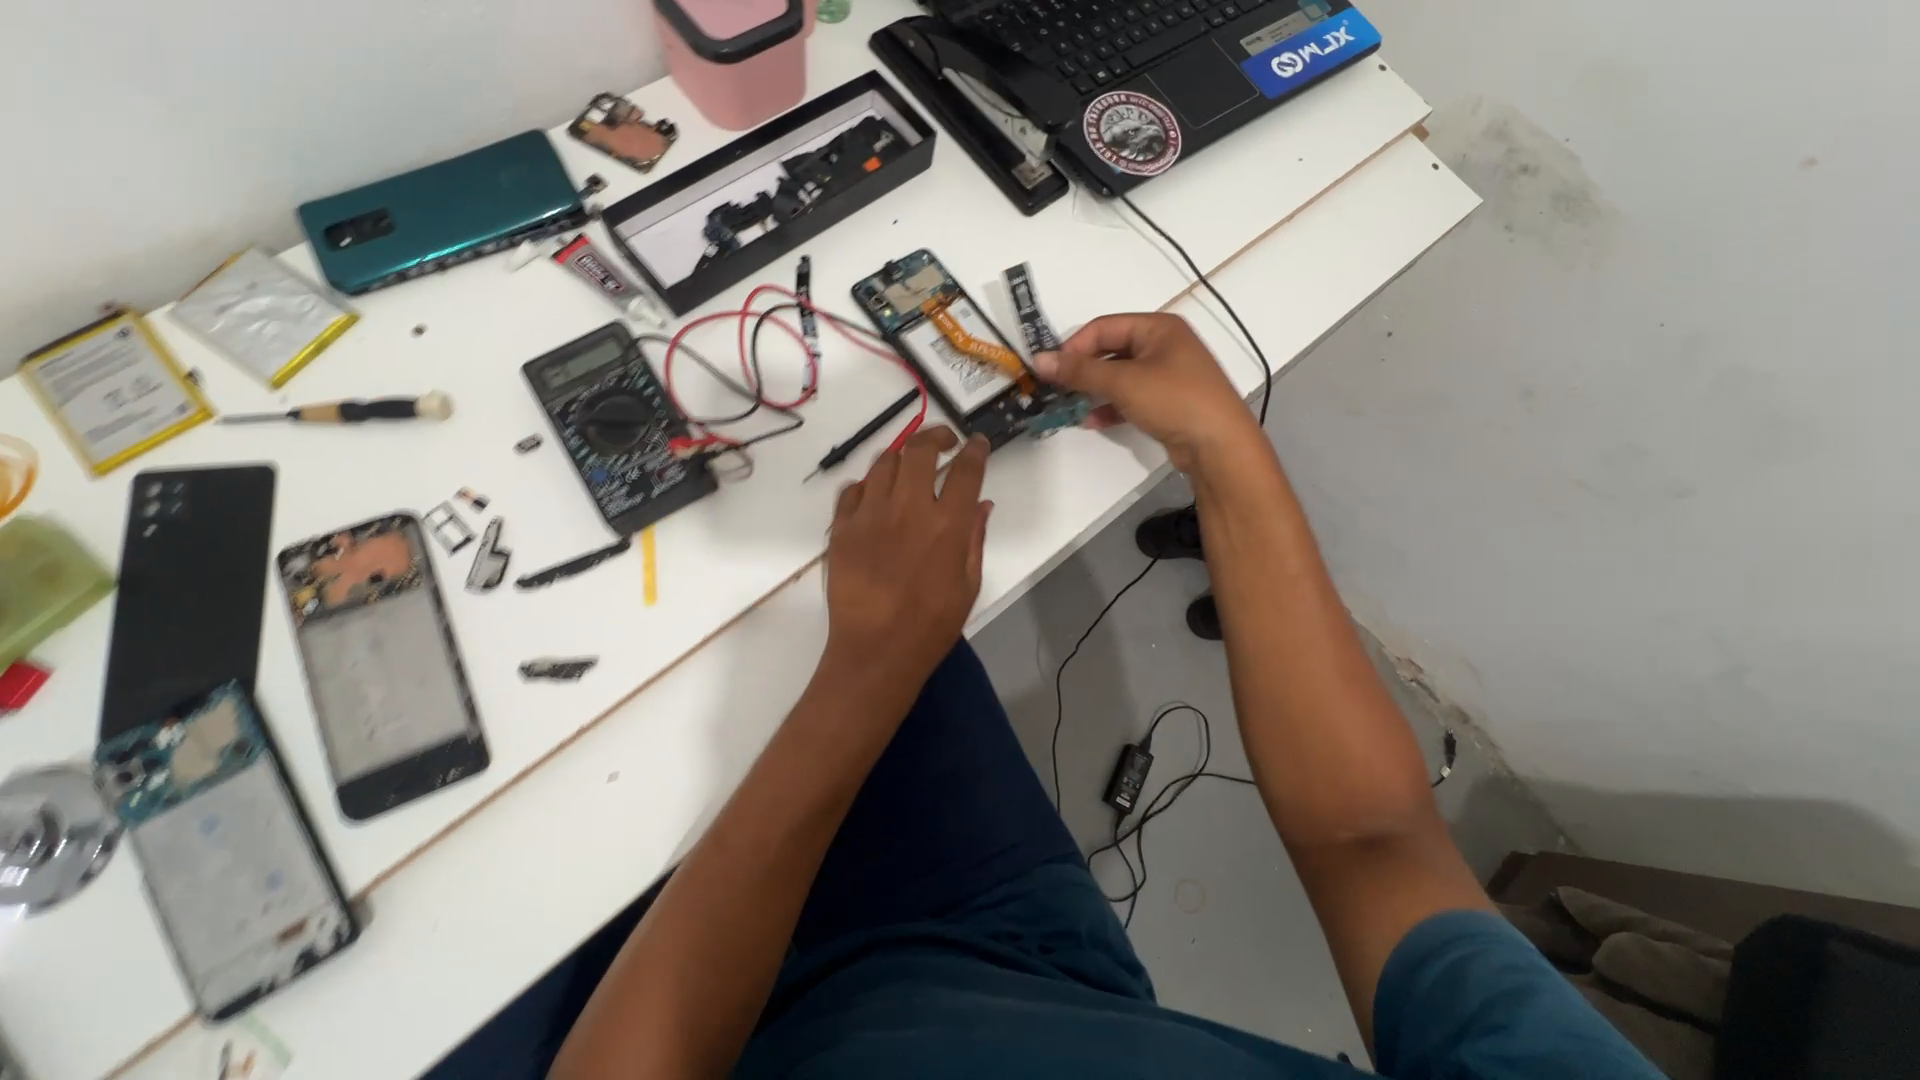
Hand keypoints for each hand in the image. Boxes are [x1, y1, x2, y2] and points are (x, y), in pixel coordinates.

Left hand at [823, 426, 991, 693]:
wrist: (875, 649)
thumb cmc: (930, 625)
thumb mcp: (968, 585)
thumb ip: (974, 539)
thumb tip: (982, 504)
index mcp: (947, 524)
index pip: (965, 469)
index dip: (974, 450)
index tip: (977, 444)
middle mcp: (908, 509)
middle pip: (919, 450)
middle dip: (935, 436)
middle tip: (943, 442)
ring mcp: (870, 515)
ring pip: (883, 462)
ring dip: (901, 457)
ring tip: (909, 467)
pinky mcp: (842, 528)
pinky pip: (853, 489)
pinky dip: (868, 484)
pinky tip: (876, 496)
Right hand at [1034, 314, 1257, 471]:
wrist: (1220, 444)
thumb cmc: (1175, 400)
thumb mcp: (1124, 382)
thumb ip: (1080, 371)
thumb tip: (1040, 360)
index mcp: (1158, 327)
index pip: (1104, 327)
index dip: (1074, 346)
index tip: (1051, 370)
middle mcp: (1165, 344)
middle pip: (1111, 350)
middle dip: (1084, 370)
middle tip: (1057, 389)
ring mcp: (1169, 374)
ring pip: (1120, 376)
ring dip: (1095, 390)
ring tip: (1071, 406)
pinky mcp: (1169, 401)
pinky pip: (1131, 397)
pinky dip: (1111, 406)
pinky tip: (1093, 421)